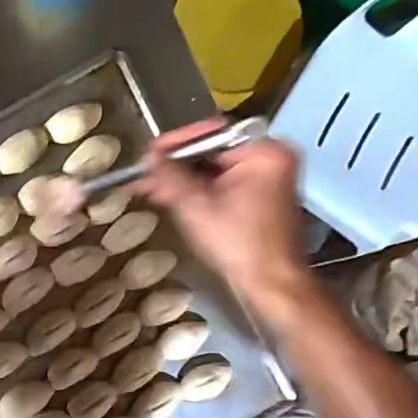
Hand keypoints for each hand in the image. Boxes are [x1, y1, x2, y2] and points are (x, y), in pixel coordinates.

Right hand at [135, 119, 316, 316]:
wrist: (269, 282)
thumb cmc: (239, 245)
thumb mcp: (196, 207)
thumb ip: (170, 177)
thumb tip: (148, 157)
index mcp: (265, 152)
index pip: (211, 134)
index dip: (176, 145)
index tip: (149, 154)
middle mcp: (272, 157)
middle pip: (212, 151)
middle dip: (176, 165)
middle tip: (146, 176)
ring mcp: (268, 176)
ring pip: (215, 169)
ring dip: (184, 179)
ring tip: (152, 188)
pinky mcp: (261, 195)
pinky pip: (224, 183)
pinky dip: (200, 190)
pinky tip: (173, 198)